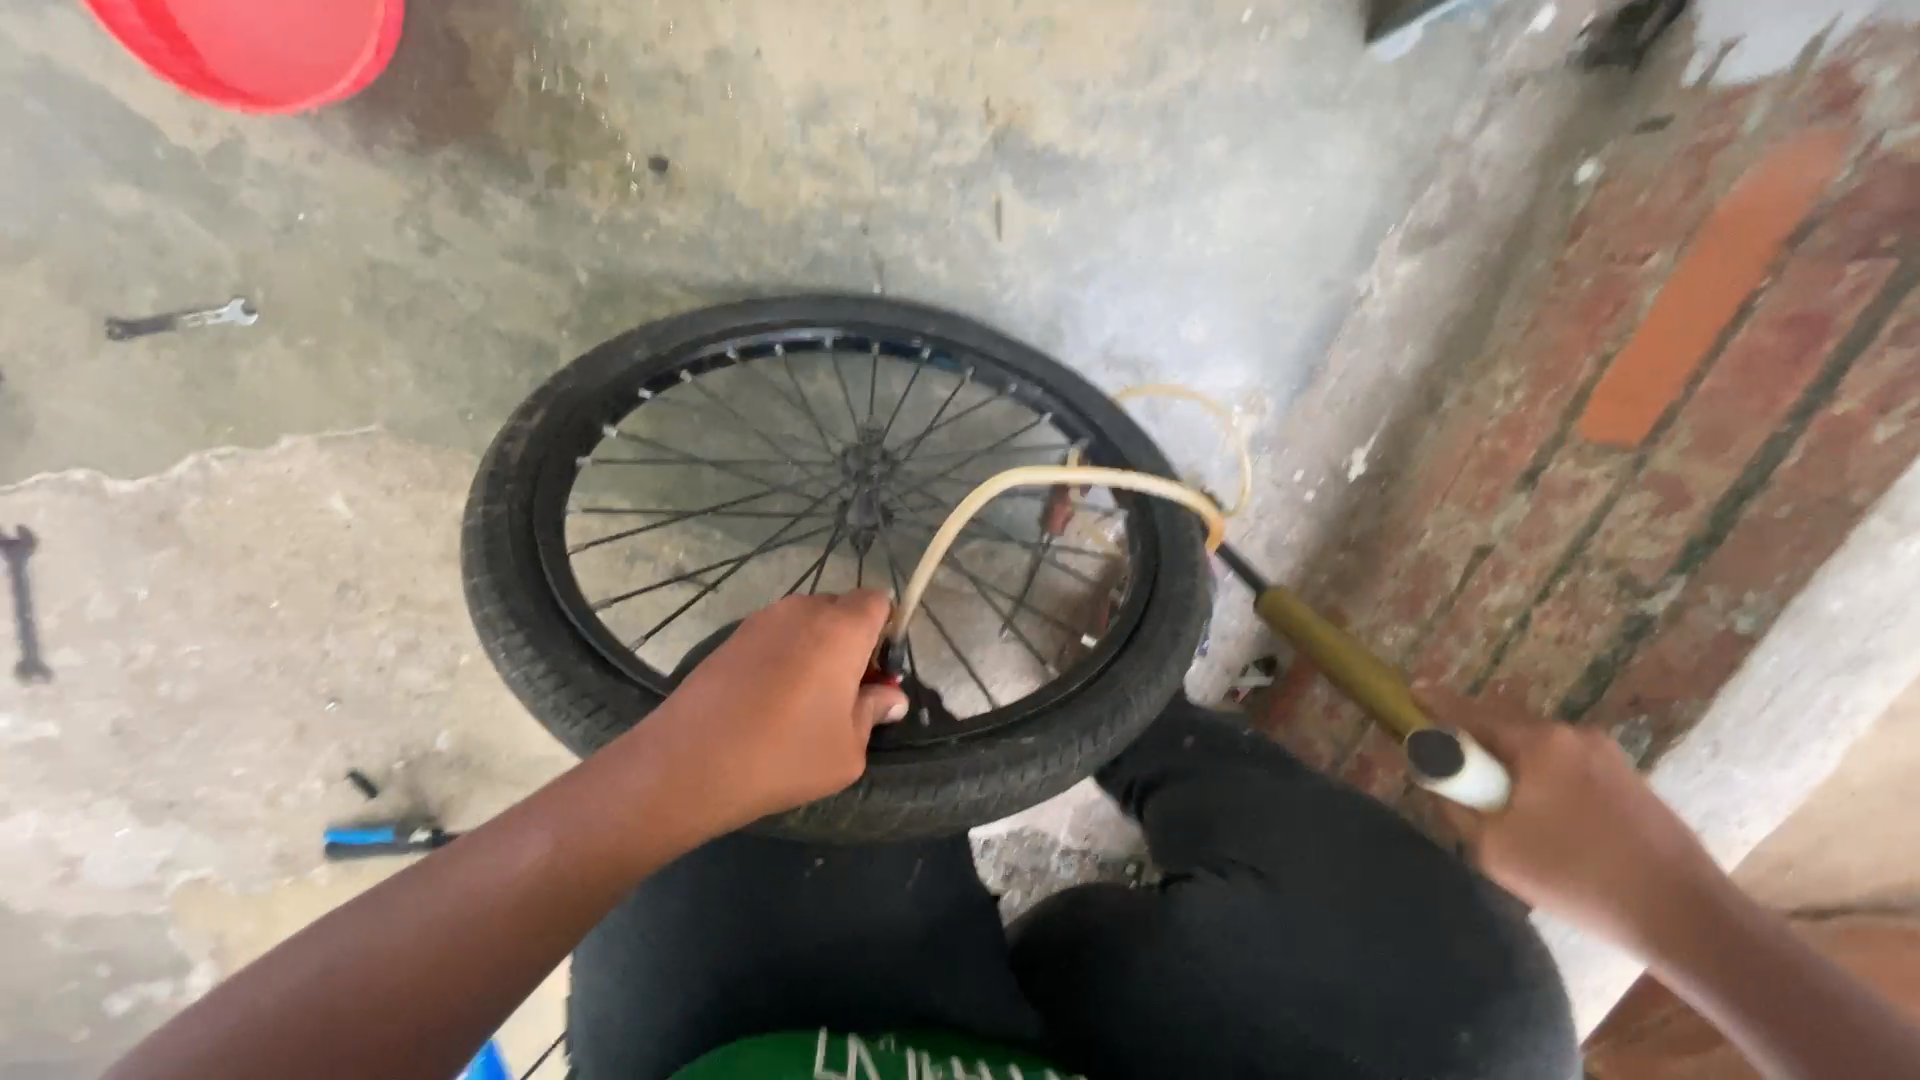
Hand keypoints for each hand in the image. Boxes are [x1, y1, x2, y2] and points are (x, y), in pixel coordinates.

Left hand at [619, 590, 909, 837]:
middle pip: (842, 609)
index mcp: (841, 628)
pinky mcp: (730, 638)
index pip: (878, 602)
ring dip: (817, 649)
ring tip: (806, 701)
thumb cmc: (784, 754)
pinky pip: (775, 635)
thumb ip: (874, 713)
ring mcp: (761, 620)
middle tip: (848, 692)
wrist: (689, 762)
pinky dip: (784, 657)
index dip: (886, 633)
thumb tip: (890, 698)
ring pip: (806, 622)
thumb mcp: (848, 749)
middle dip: (853, 641)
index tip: (879, 673)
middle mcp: (802, 610)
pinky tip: (770, 701)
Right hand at [1415, 682, 1731, 958]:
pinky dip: (1541, 786)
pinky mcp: (1629, 783)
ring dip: (1510, 772)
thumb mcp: (1492, 847)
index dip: (1433, 705)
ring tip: (1505, 817)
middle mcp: (1574, 735)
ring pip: (1535, 753)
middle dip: (1473, 748)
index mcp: (1540, 741)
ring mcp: (1608, 756)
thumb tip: (1442, 785)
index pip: (1468, 712)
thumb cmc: (1579, 876)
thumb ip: (1455, 807)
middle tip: (1454, 780)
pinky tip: (1546, 828)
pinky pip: (1564, 771)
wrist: (1689, 919)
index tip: (1408, 694)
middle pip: (1502, 729)